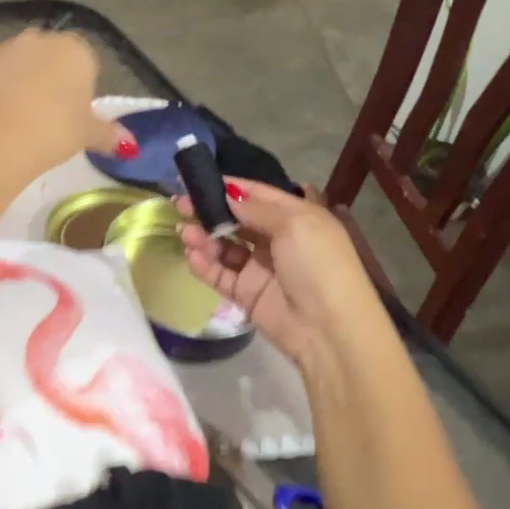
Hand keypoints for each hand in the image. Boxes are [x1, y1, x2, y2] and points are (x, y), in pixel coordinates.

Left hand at [0, 29, 131, 172]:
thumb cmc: (53, 131)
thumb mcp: (86, 135)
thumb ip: (109, 134)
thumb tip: (130, 145)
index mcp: (76, 49)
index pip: (87, 63)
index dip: (83, 90)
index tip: (76, 115)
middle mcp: (42, 40)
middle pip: (54, 59)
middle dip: (54, 82)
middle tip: (52, 119)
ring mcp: (7, 49)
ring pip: (24, 66)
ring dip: (27, 85)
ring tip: (25, 121)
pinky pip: (0, 77)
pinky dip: (3, 93)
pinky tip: (2, 120)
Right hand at [178, 179, 381, 364]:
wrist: (329, 328)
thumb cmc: (318, 265)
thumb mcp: (295, 225)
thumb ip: (257, 208)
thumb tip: (228, 193)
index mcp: (296, 217)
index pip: (257, 195)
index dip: (228, 186)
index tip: (196, 180)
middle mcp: (277, 239)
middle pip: (236, 220)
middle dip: (208, 211)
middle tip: (180, 205)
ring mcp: (260, 268)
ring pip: (224, 247)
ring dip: (204, 237)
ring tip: (185, 232)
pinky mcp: (247, 294)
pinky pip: (220, 274)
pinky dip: (205, 264)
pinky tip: (192, 256)